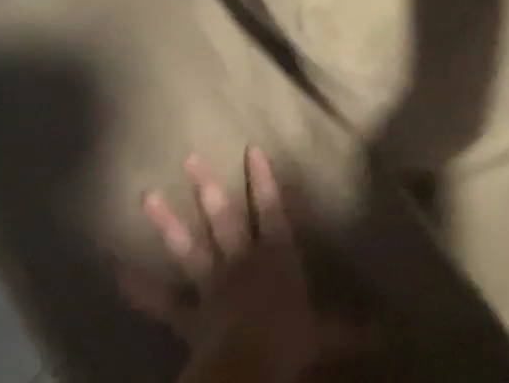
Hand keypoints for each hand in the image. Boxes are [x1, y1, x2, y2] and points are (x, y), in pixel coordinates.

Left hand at [122, 148, 366, 381]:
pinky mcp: (188, 315)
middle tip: (189, 157)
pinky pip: (162, 301)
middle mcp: (240, 262)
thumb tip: (391, 328)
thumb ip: (354, 329)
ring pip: (188, 248)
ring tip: (146, 196)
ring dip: (167, 223)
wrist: (249, 365)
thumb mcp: (330, 336)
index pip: (272, 211)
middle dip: (207, 187)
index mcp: (276, 258)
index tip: (251, 147)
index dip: (263, 180)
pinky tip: (117, 272)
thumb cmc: (291, 341)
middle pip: (223, 218)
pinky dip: (140, 288)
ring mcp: (210, 286)